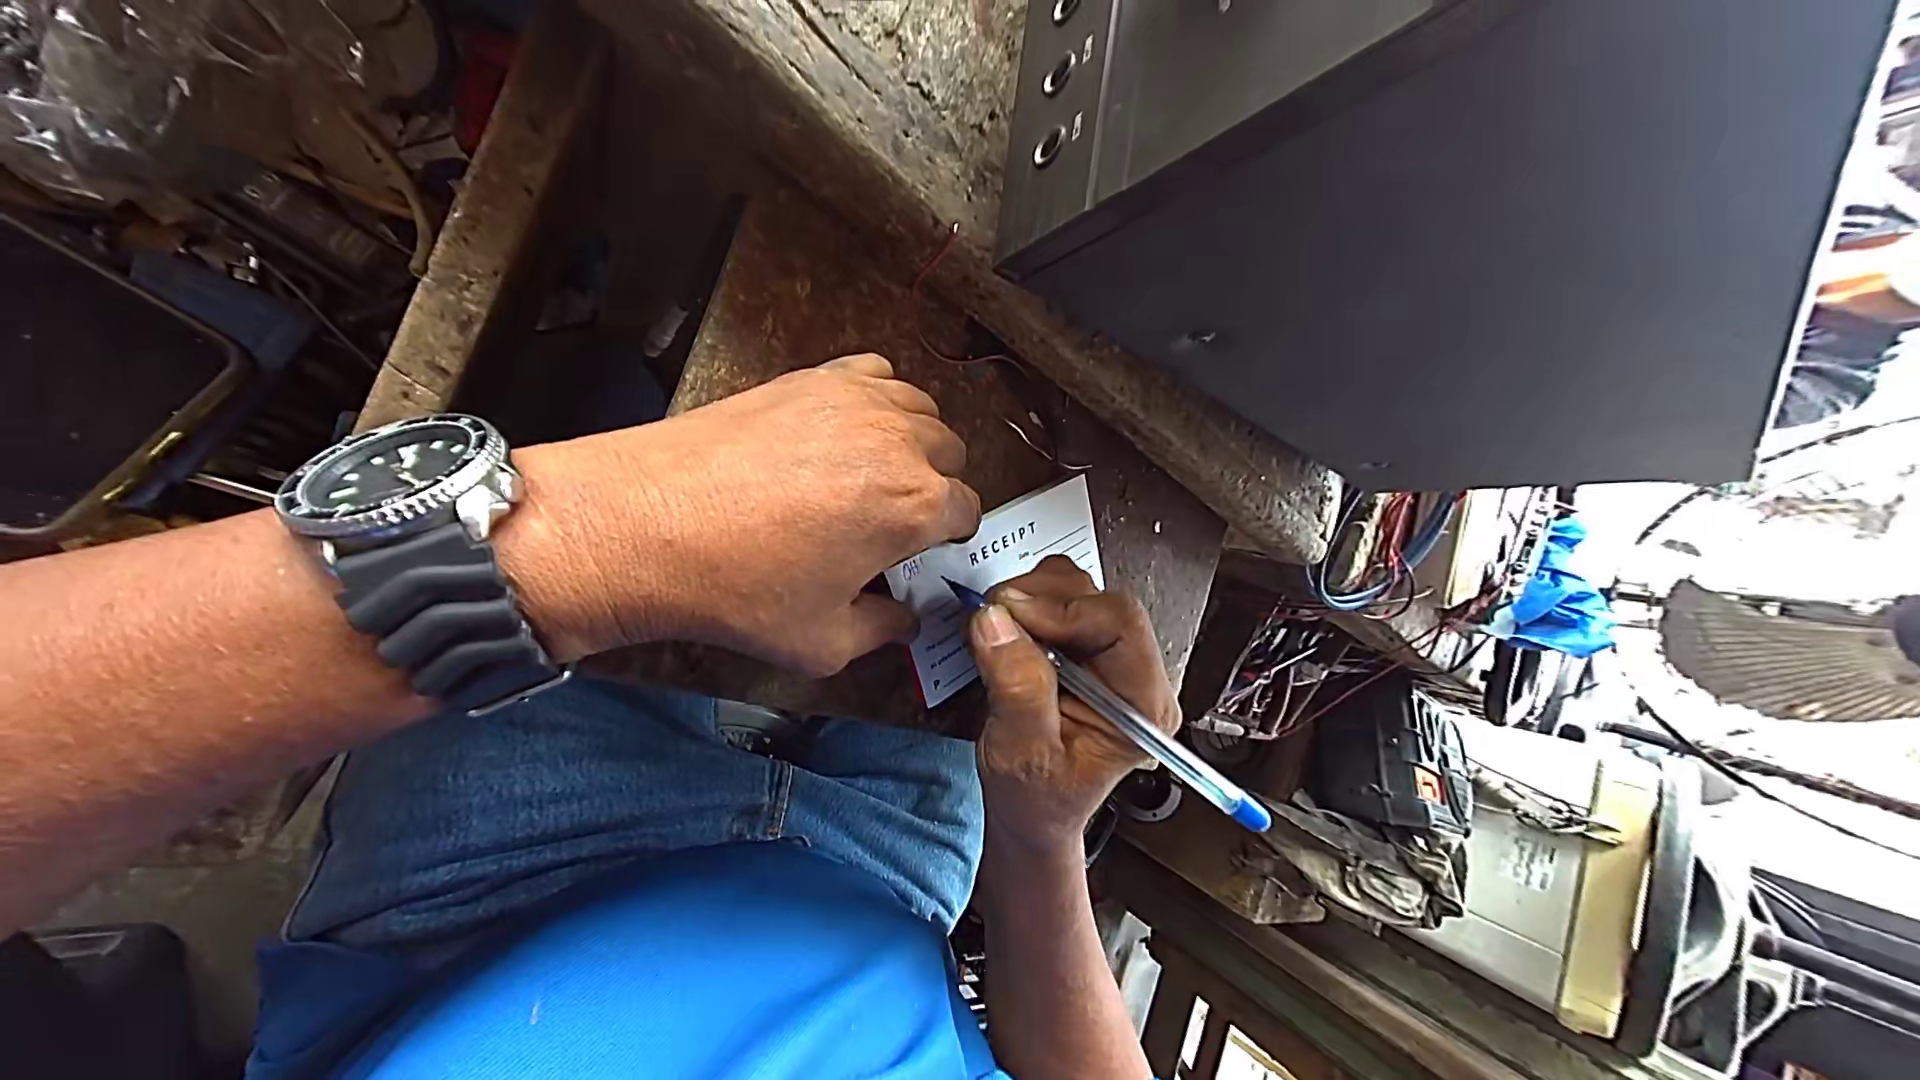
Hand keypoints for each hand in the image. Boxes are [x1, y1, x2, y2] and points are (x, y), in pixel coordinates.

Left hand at [501, 354, 981, 673]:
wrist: (640, 526)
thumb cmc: (737, 590)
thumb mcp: (823, 642)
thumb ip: (884, 631)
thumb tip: (904, 619)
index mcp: (913, 505)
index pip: (967, 509)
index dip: (951, 534)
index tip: (927, 548)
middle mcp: (897, 442)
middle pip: (951, 453)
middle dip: (937, 485)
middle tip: (899, 514)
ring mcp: (853, 400)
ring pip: (920, 409)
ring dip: (915, 440)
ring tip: (880, 470)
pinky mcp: (810, 378)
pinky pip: (873, 373)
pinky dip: (878, 397)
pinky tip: (851, 426)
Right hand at [968, 555, 1180, 855]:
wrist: (1032, 810)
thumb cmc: (1038, 798)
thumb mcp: (1023, 755)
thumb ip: (1017, 688)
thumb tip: (997, 622)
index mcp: (1142, 704)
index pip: (1120, 624)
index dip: (1062, 611)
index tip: (1010, 618)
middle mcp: (1134, 670)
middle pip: (1095, 599)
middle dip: (1036, 602)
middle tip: (990, 621)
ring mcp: (1108, 651)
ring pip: (1074, 589)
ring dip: (1026, 600)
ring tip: (994, 633)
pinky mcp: (1082, 640)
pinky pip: (1056, 596)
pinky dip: (1023, 604)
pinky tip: (1005, 634)